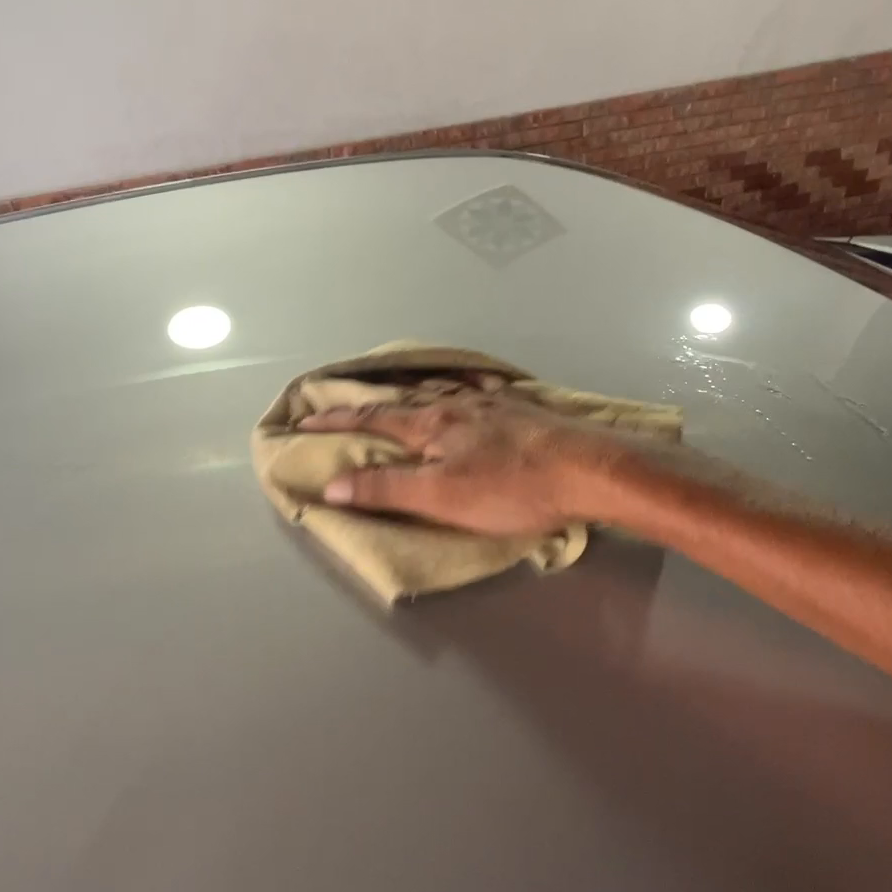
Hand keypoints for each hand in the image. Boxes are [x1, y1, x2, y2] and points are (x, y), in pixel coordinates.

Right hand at [297, 392, 629, 536]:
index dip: (337, 422)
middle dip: (372, 403)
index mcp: (433, 425)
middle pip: (406, 400)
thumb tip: (331, 483)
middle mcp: (459, 405)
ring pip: (445, 394)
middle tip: (347, 400)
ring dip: (416, 395)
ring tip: (403, 395)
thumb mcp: (440, 498)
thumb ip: (386, 490)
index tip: (305, 421)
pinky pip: (484, 395)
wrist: (587, 469)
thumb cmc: (510, 488)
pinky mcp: (525, 411)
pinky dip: (466, 393)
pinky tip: (476, 393)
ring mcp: (495, 404)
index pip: (373, 420)